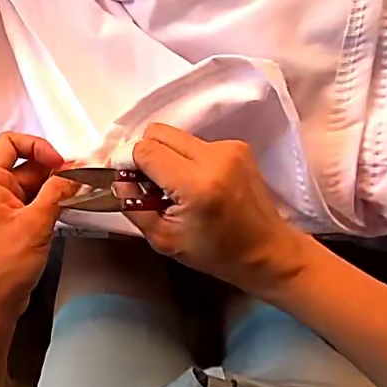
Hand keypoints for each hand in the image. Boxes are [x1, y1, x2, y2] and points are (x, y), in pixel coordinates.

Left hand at [0, 132, 79, 323]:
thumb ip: (57, 193)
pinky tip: (66, 210)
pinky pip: (31, 204)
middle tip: (81, 180)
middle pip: (25, 164)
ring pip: (31, 185)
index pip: (11, 142)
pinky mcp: (8, 226)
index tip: (62, 162)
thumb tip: (73, 174)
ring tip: (77, 196)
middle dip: (53, 171)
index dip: (39, 147)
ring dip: (54, 189)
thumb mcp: (35, 225)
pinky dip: (49, 204)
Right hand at [125, 123, 317, 297]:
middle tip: (145, 182)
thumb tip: (117, 179)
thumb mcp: (163, 239)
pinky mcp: (236, 146)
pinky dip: (183, 158)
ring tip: (171, 186)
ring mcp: (229, 148)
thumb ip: (132, 205)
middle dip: (143, 154)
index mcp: (196, 184)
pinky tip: (192, 183)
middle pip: (157, 133)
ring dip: (164, 156)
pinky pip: (193, 142)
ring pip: (174, 136)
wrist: (269, 252)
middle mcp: (214, 157)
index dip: (126, 161)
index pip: (145, 150)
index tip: (124, 178)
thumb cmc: (216, 253)